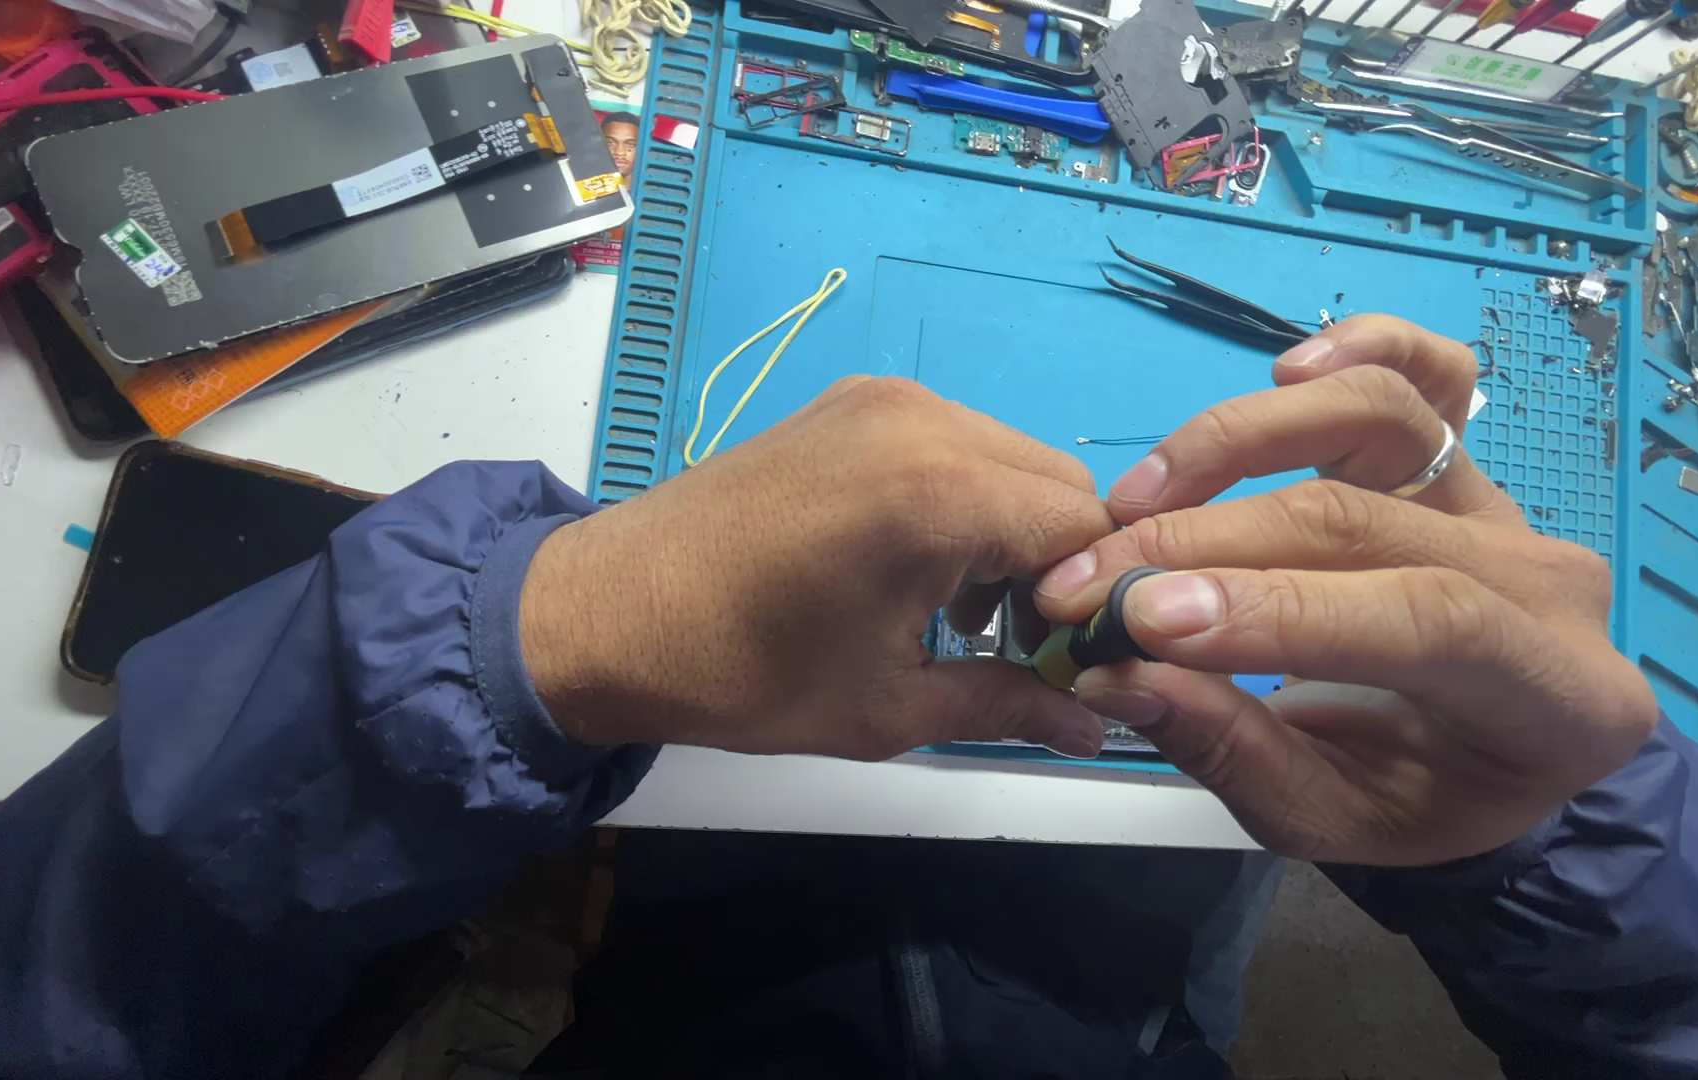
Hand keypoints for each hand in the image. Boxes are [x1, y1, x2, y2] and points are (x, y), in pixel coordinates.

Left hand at [521, 376, 1113, 759]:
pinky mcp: (845, 401)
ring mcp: (880, 399)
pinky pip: (948, 442)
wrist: (605, 612)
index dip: (1091, 599)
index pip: (1086, 528)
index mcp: (939, 492)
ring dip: (1008, 528)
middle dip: (1053, 562)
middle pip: (1054, 482)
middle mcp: (922, 419)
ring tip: (952, 602)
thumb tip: (1092, 727)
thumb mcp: (885, 706)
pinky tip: (910, 555)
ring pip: (1003, 458)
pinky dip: (961, 496)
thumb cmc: (742, 673)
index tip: (1059, 657)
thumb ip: (1005, 706)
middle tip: (1004, 633)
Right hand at [1034, 317, 1658, 864]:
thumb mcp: (1315, 815)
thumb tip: (1108, 675)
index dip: (1268, 608)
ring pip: (1380, 417)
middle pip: (1356, 518)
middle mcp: (1541, 577)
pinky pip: (1432, 374)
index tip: (1136, 616)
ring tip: (1135, 497)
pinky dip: (1363, 350)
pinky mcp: (1454, 461)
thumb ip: (1223, 747)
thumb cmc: (1400, 796)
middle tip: (1081, 580)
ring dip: (1235, 444)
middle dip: (1195, 544)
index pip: (1421, 622)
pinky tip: (1288, 369)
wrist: (1464, 756)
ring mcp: (1497, 504)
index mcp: (1551, 696)